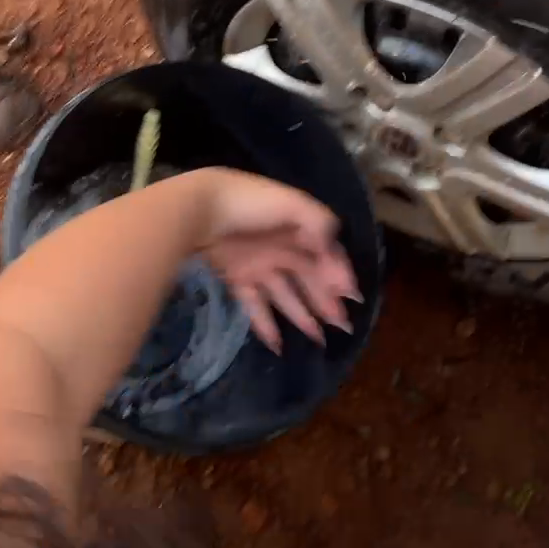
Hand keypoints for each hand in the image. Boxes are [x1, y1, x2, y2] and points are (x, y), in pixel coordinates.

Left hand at [175, 168, 361, 352]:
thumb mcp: (291, 204)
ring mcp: (258, 264)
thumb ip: (318, 223)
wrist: (197, 207)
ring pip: (286, 295)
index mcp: (297, 227)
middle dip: (327, 301)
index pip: (325, 254)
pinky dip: (266, 325)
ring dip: (302, 316)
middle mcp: (280, 247)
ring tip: (319, 339)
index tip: (351, 297)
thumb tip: (332, 250)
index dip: (339, 273)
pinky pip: (255, 306)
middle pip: (308, 278)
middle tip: (344, 326)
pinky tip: (278, 346)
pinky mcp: (236, 278)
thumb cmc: (247, 202)